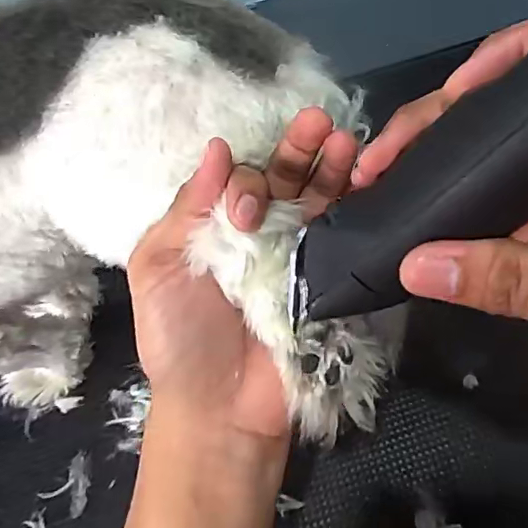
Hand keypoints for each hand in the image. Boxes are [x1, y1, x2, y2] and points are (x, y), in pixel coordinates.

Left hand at [126, 111, 358, 441]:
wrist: (222, 407)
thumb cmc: (180, 338)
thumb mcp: (159, 266)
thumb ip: (188, 208)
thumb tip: (219, 147)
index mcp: (222, 223)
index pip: (245, 178)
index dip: (249, 180)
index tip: (245, 212)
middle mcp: (265, 230)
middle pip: (288, 177)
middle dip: (301, 147)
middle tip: (318, 119)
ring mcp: (303, 251)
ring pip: (321, 197)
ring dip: (334, 165)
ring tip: (346, 140)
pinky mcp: (332, 276)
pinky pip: (348, 233)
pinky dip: (359, 202)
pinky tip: (369, 177)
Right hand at [356, 10, 527, 410]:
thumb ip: (518, 282)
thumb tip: (415, 264)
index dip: (511, 59)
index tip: (452, 91)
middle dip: (456, 115)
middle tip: (391, 144)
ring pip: (508, 143)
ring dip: (451, 153)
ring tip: (387, 165)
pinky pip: (505, 187)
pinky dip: (463, 191)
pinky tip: (417, 195)